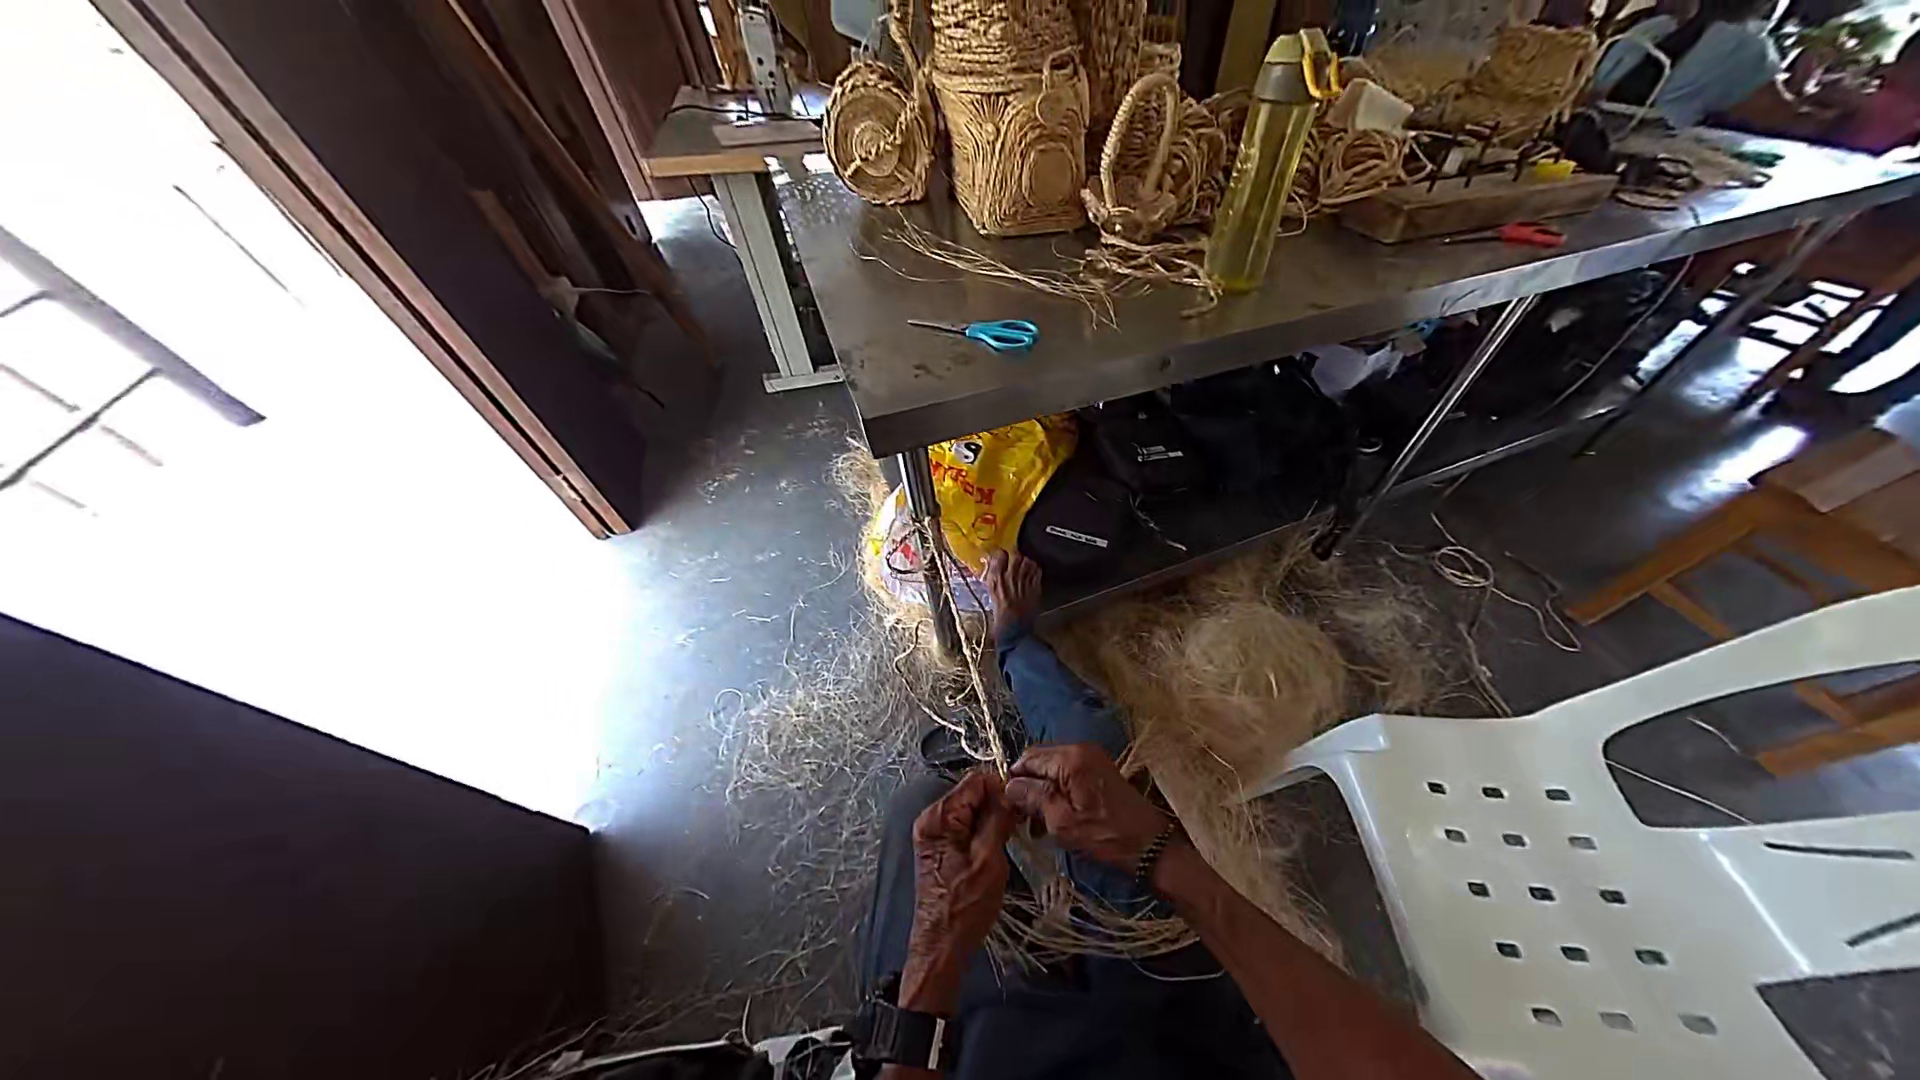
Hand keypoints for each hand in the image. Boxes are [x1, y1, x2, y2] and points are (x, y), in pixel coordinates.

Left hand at [905, 769, 1014, 1011]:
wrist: (943, 945)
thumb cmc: (966, 905)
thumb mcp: (988, 858)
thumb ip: (997, 818)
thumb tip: (1008, 789)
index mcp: (938, 816)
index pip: (974, 781)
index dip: (1000, 787)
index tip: (1021, 804)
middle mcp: (931, 818)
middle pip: (971, 793)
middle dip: (997, 803)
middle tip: (1018, 824)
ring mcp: (934, 832)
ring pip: (971, 809)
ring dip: (992, 817)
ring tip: (1011, 835)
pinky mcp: (941, 845)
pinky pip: (966, 824)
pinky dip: (984, 829)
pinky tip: (998, 843)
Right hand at [1003, 743, 1166, 869]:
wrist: (1153, 848)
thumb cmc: (1107, 837)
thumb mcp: (1063, 823)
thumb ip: (1034, 799)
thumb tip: (1008, 786)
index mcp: (1071, 757)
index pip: (1027, 758)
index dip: (1014, 781)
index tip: (1009, 807)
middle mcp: (1080, 749)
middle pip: (1039, 761)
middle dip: (1027, 787)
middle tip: (1022, 818)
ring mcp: (1092, 759)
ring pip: (1052, 769)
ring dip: (1041, 792)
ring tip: (1037, 824)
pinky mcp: (1099, 771)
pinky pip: (1067, 774)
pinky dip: (1057, 792)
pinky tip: (1054, 817)